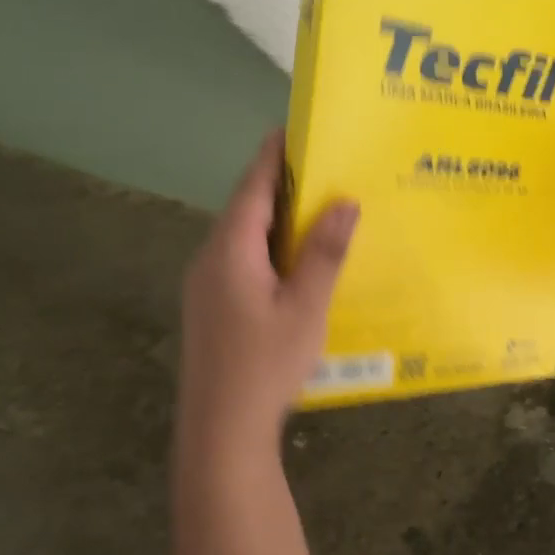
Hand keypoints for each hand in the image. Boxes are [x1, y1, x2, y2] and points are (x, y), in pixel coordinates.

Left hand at [178, 131, 357, 444]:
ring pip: (246, 236)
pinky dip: (275, 246)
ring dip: (281, 217)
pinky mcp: (216, 305)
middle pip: (247, 208)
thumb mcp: (307, 307)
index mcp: (230, 252)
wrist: (222, 425)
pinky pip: (246, 258)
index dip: (273, 157)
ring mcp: (209, 284)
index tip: (297, 128)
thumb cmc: (267, 363)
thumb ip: (325, 253)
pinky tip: (303, 258)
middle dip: (283, 184)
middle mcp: (211, 259)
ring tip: (325, 206)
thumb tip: (346, 202)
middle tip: (328, 166)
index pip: (252, 188)